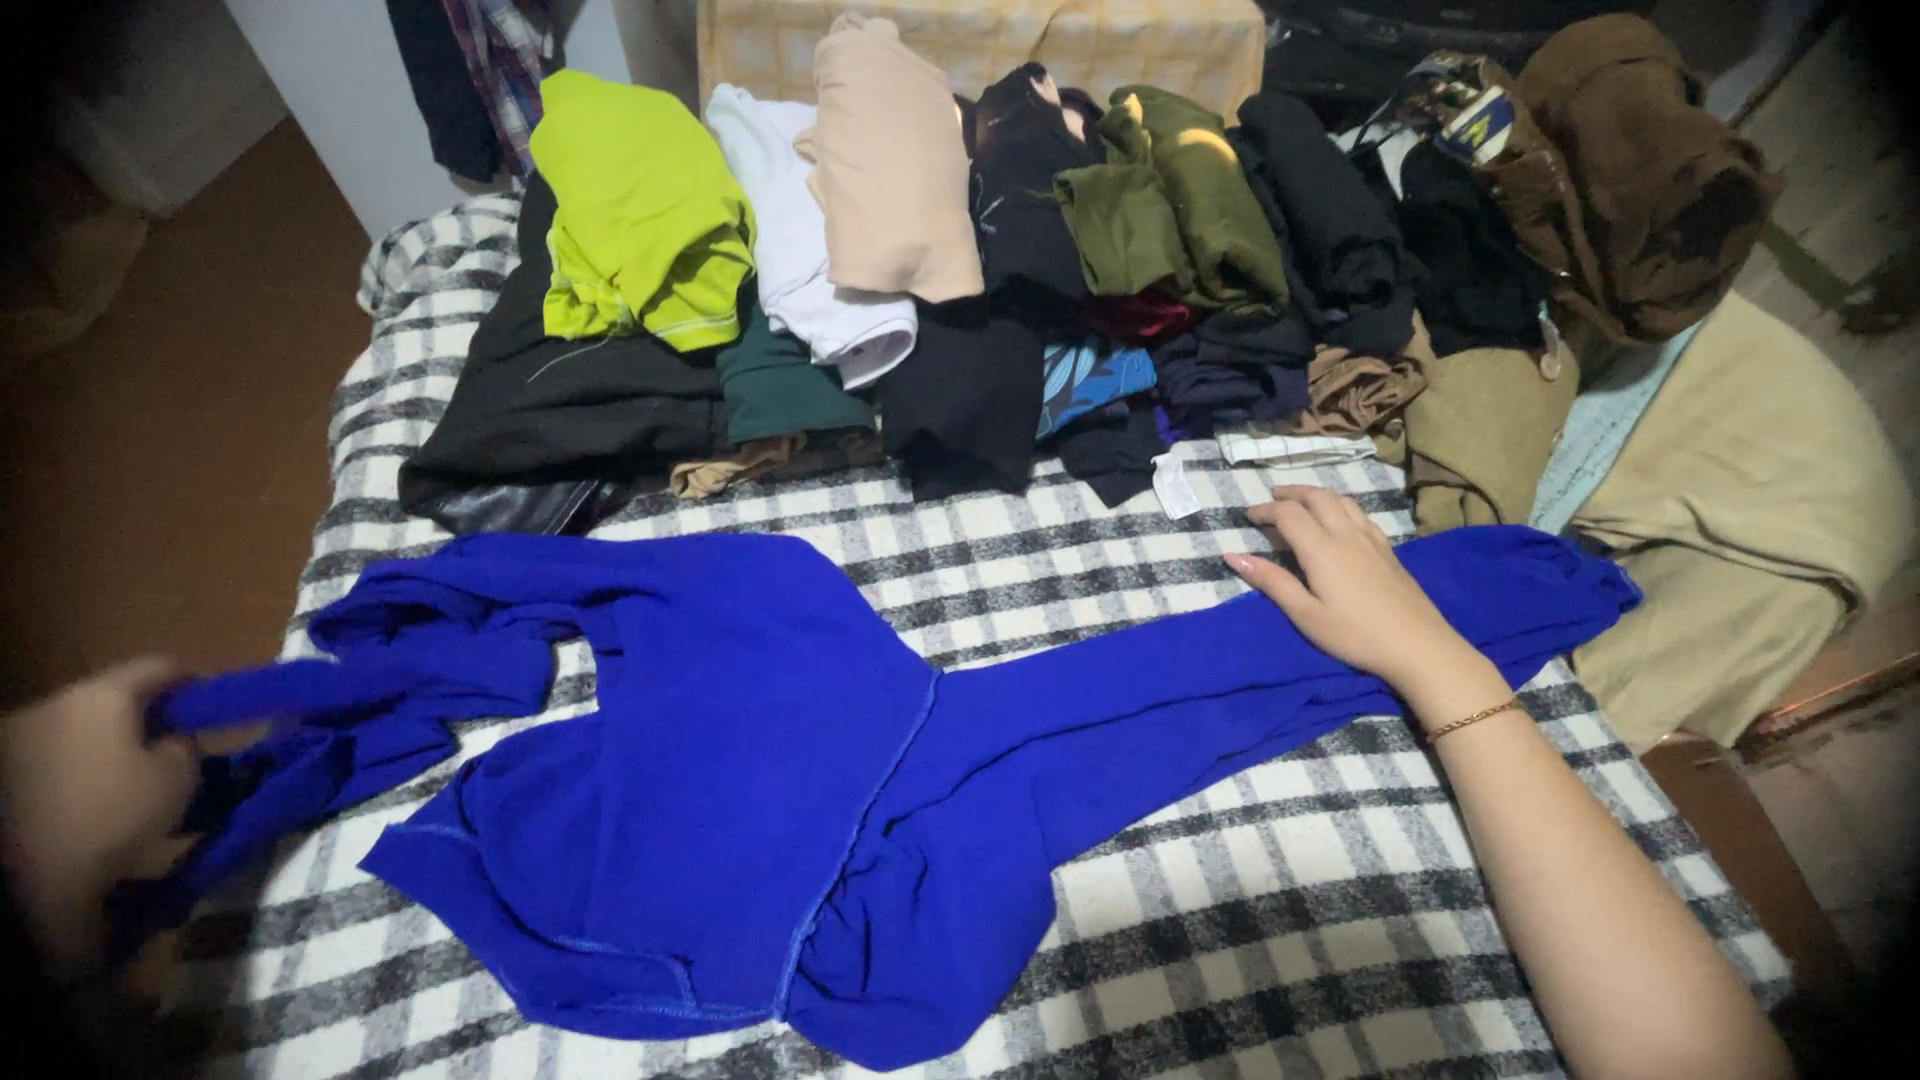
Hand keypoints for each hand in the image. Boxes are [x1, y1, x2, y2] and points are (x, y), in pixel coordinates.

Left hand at [1, 658, 199, 973]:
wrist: (10, 884)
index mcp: (101, 696)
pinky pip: (49, 762)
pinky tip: (93, 805)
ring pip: (78, 732)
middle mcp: (50, 706)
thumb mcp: (181, 776)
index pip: (161, 666)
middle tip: (178, 748)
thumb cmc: (111, 813)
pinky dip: (77, 775)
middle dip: (146, 719)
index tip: (215, 708)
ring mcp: (11, 742)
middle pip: (112, 699)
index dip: (195, 683)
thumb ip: (186, 744)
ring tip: (134, 783)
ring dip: (108, 749)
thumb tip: (174, 738)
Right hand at [1224, 486, 1493, 694]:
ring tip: (1300, 502)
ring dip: (1316, 494)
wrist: (1418, 646)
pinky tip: (1337, 520)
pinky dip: (1340, 506)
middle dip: (1291, 493)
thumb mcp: (1305, 614)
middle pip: (1317, 497)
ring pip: (1341, 501)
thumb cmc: (1354, 634)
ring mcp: (1371, 540)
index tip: (1248, 518)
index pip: (1288, 514)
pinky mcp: (1387, 550)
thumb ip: (1271, 582)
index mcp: (1322, 549)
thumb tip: (1233, 556)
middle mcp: (1346, 535)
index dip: (1265, 510)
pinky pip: (1360, 514)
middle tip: (1271, 498)